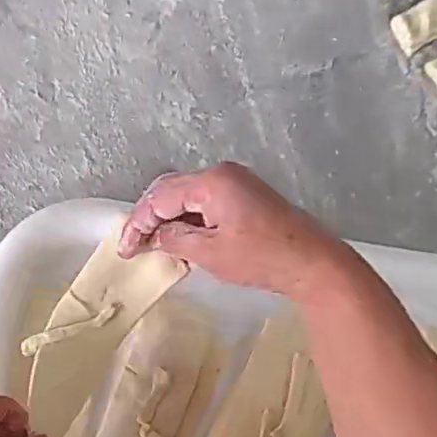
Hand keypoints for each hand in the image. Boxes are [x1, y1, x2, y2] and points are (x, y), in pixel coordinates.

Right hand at [117, 163, 354, 299]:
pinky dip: (183, 217)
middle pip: (167, 190)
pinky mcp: (241, 194)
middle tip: (132, 245)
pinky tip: (175, 237)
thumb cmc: (262, 257)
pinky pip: (200, 200)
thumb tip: (155, 236)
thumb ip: (174, 239)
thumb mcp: (208, 253)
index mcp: (212, 183)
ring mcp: (233, 182)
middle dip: (146, 217)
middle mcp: (221, 174)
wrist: (310, 261)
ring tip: (149, 243)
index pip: (158, 199)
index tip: (126, 250)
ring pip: (182, 194)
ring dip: (163, 217)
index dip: (137, 225)